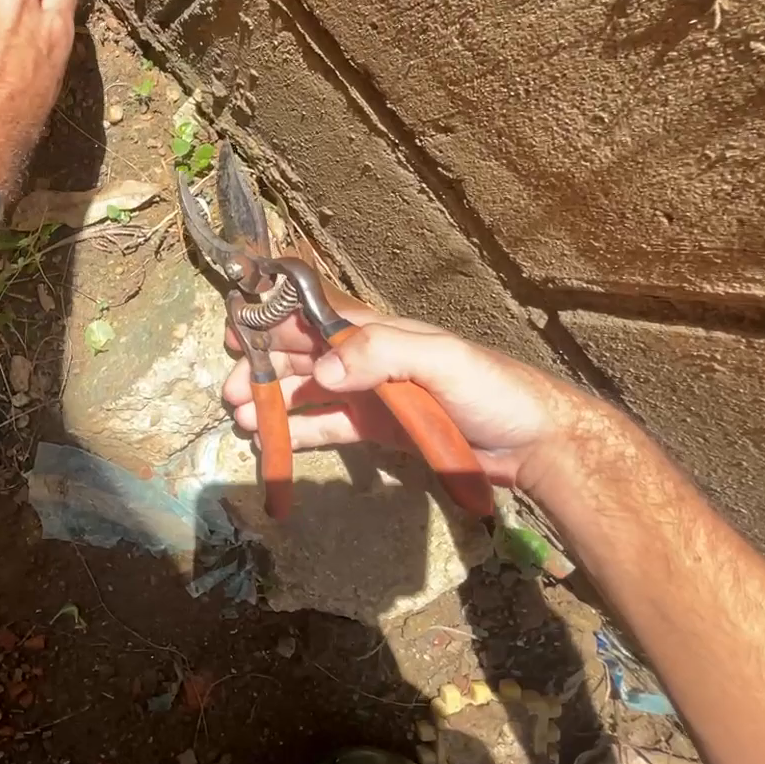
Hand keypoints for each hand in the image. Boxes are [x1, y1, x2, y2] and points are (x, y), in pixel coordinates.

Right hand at [221, 302, 608, 494]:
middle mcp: (360, 359)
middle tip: (230, 390)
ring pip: (303, 392)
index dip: (269, 320)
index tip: (235, 333)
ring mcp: (363, 395)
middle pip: (297, 356)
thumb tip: (319, 370)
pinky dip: (294, 433)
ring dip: (270, 402)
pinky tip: (271, 441)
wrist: (535, 446)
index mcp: (371, 331)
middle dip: (259, 368)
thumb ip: (379, 354)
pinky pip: (323, 427)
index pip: (309, 316)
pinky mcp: (371, 429)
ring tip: (242, 418)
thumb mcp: (440, 359)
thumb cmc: (490, 389)